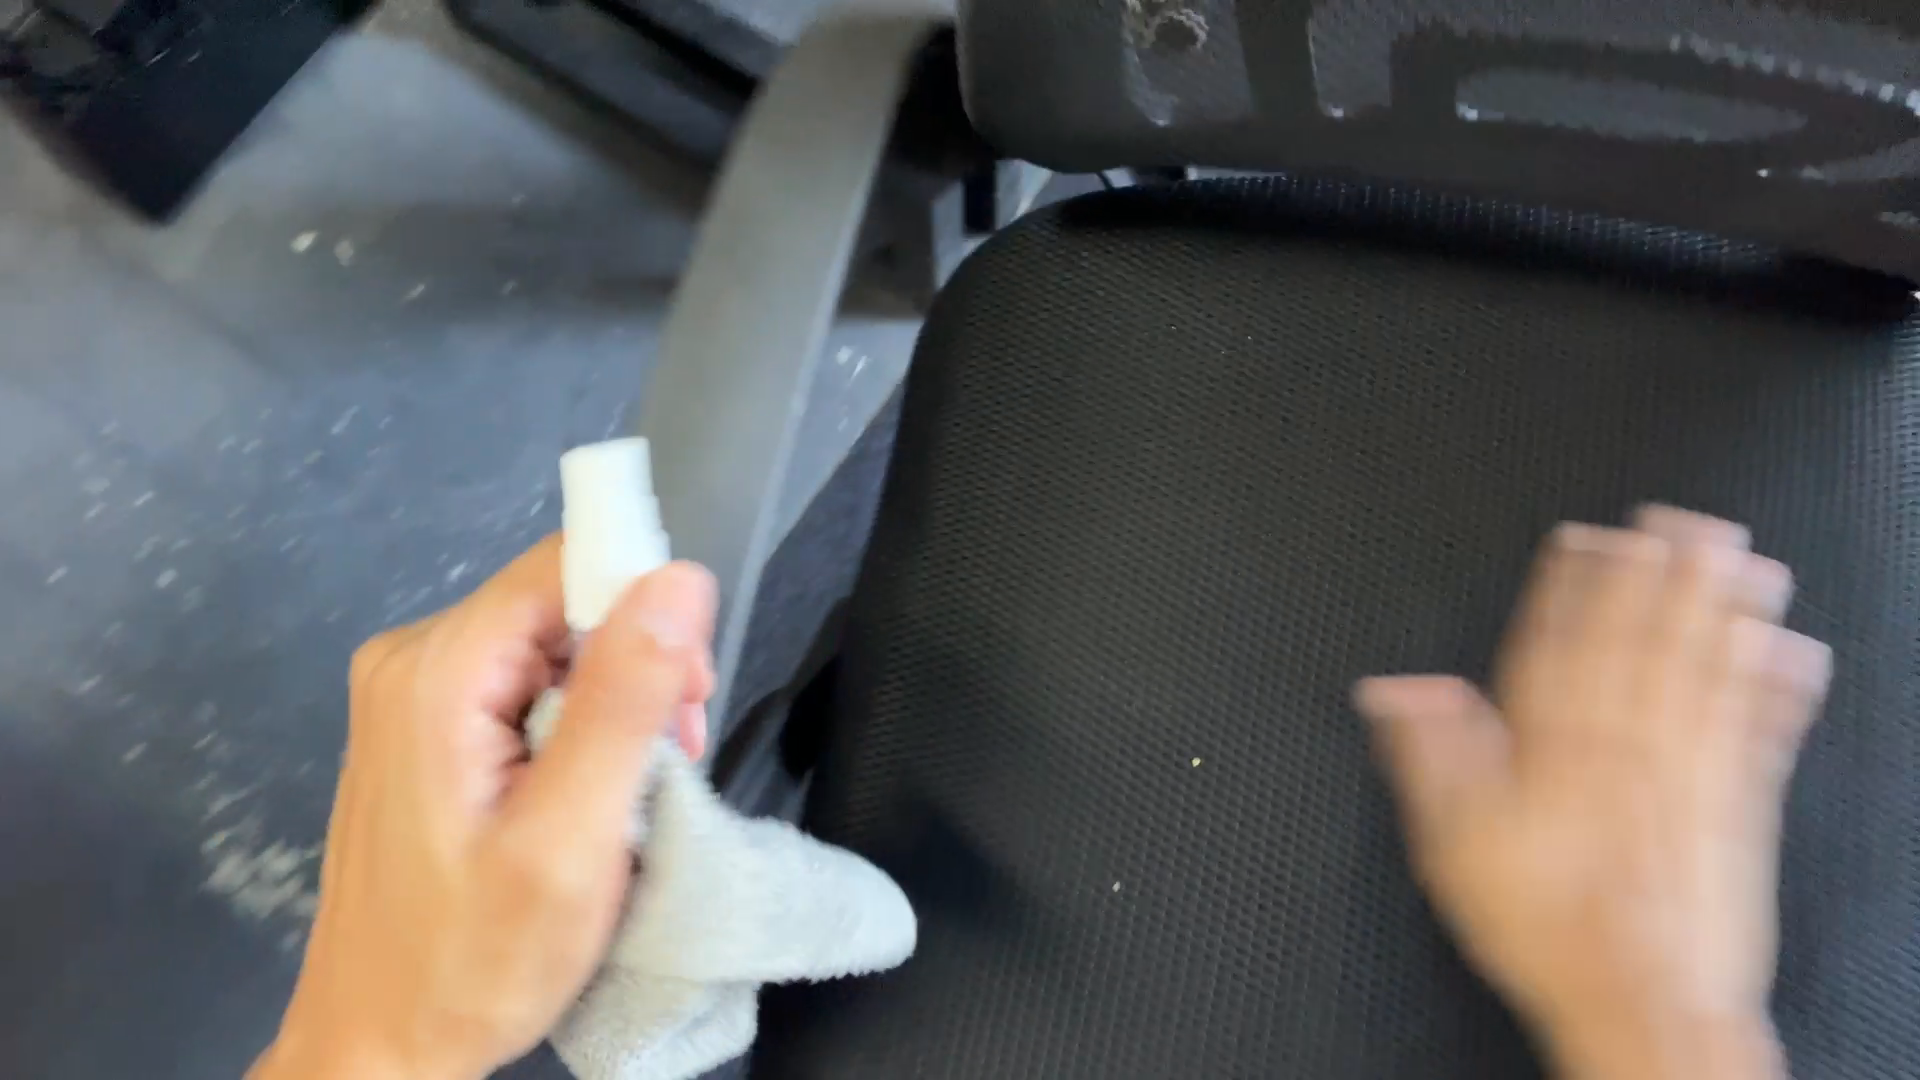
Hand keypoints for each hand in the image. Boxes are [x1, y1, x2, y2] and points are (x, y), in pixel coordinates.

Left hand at [253, 537, 717, 1079]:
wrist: (380, 1052)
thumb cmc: (477, 958)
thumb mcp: (570, 833)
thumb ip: (625, 698)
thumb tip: (680, 579)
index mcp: (441, 669)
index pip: (572, 567)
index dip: (647, 610)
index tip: (684, 689)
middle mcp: (419, 656)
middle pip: (571, 603)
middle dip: (644, 661)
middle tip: (673, 747)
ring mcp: (422, 688)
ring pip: (564, 640)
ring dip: (625, 693)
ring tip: (645, 773)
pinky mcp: (437, 720)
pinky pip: (540, 677)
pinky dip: (591, 716)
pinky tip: (602, 776)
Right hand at [1357, 507, 1831, 1079]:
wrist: (1637, 998)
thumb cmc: (1541, 915)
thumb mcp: (1447, 834)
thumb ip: (1428, 753)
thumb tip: (1398, 691)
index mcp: (1552, 750)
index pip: (1559, 648)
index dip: (1572, 589)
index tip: (1587, 539)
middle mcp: (1624, 750)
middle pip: (1641, 645)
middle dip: (1658, 578)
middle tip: (1680, 522)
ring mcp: (1688, 776)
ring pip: (1703, 674)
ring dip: (1718, 612)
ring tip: (1736, 559)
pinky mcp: (1737, 810)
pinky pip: (1759, 735)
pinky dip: (1777, 689)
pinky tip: (1789, 650)